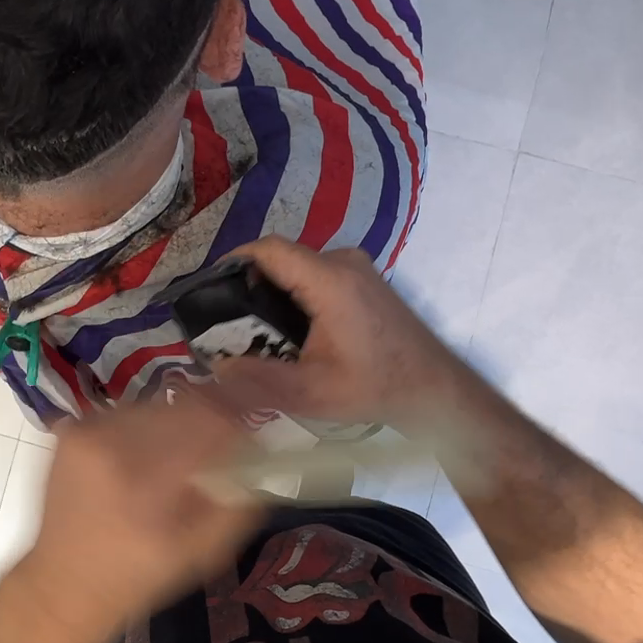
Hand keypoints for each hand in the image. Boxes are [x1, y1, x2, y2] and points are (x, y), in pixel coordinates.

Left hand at [6, 396, 262, 642]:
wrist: (60, 586)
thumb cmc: (137, 577)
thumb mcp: (202, 555)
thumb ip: (239, 504)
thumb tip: (265, 458)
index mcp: (148, 480)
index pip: (209, 416)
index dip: (241, 412)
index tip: (258, 418)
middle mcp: (113, 444)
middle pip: (184, 403)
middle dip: (211, 417)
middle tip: (224, 440)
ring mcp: (86, 432)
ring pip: (155, 404)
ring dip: (176, 421)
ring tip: (178, 456)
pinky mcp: (70, 430)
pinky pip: (125, 413)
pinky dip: (143, 428)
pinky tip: (140, 459)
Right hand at [209, 237, 467, 426]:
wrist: (433, 390)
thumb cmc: (373, 389)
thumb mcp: (309, 393)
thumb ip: (257, 379)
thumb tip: (214, 366)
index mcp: (330, 280)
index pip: (269, 249)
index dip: (233, 262)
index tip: (208, 291)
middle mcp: (343, 262)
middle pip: (281, 257)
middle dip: (248, 285)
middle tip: (226, 322)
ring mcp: (357, 268)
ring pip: (297, 267)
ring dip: (271, 292)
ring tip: (252, 330)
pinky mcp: (363, 279)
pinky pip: (315, 275)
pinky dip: (294, 295)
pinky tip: (286, 331)